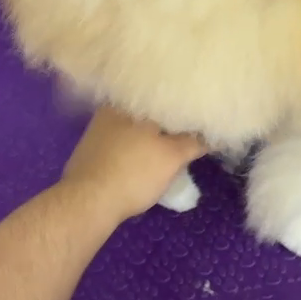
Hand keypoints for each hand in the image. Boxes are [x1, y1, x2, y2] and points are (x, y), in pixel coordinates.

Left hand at [57, 108, 204, 224]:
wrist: (89, 202)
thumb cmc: (134, 172)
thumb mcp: (172, 157)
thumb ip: (194, 142)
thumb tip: (211, 135)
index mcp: (129, 103)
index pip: (162, 96)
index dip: (183, 106)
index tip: (198, 118)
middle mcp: (110, 111)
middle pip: (147, 113)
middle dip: (167, 123)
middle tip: (188, 134)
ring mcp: (97, 132)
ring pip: (133, 129)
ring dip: (150, 138)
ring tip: (170, 149)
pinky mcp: (90, 153)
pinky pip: (121, 145)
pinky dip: (135, 150)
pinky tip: (145, 162)